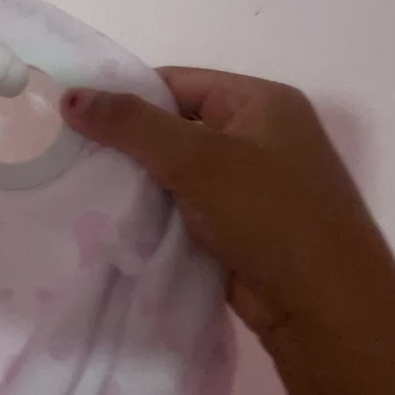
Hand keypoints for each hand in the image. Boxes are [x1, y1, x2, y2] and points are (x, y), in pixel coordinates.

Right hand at [61, 69, 394, 372]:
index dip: (123, 96)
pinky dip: (153, 208)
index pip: (175, 81)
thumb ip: (130, 123)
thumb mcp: (196, 159)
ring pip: (175, 168)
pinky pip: (184, 202)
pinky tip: (115, 216)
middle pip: (173, 124)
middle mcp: (260, 135)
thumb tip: (70, 94)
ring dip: (136, 179)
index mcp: (262, 102)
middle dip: (125, 141)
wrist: (326, 313)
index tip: (72, 117)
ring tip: (82, 184)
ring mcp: (252, 183)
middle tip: (68, 152)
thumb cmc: (269, 217)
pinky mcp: (241, 224)